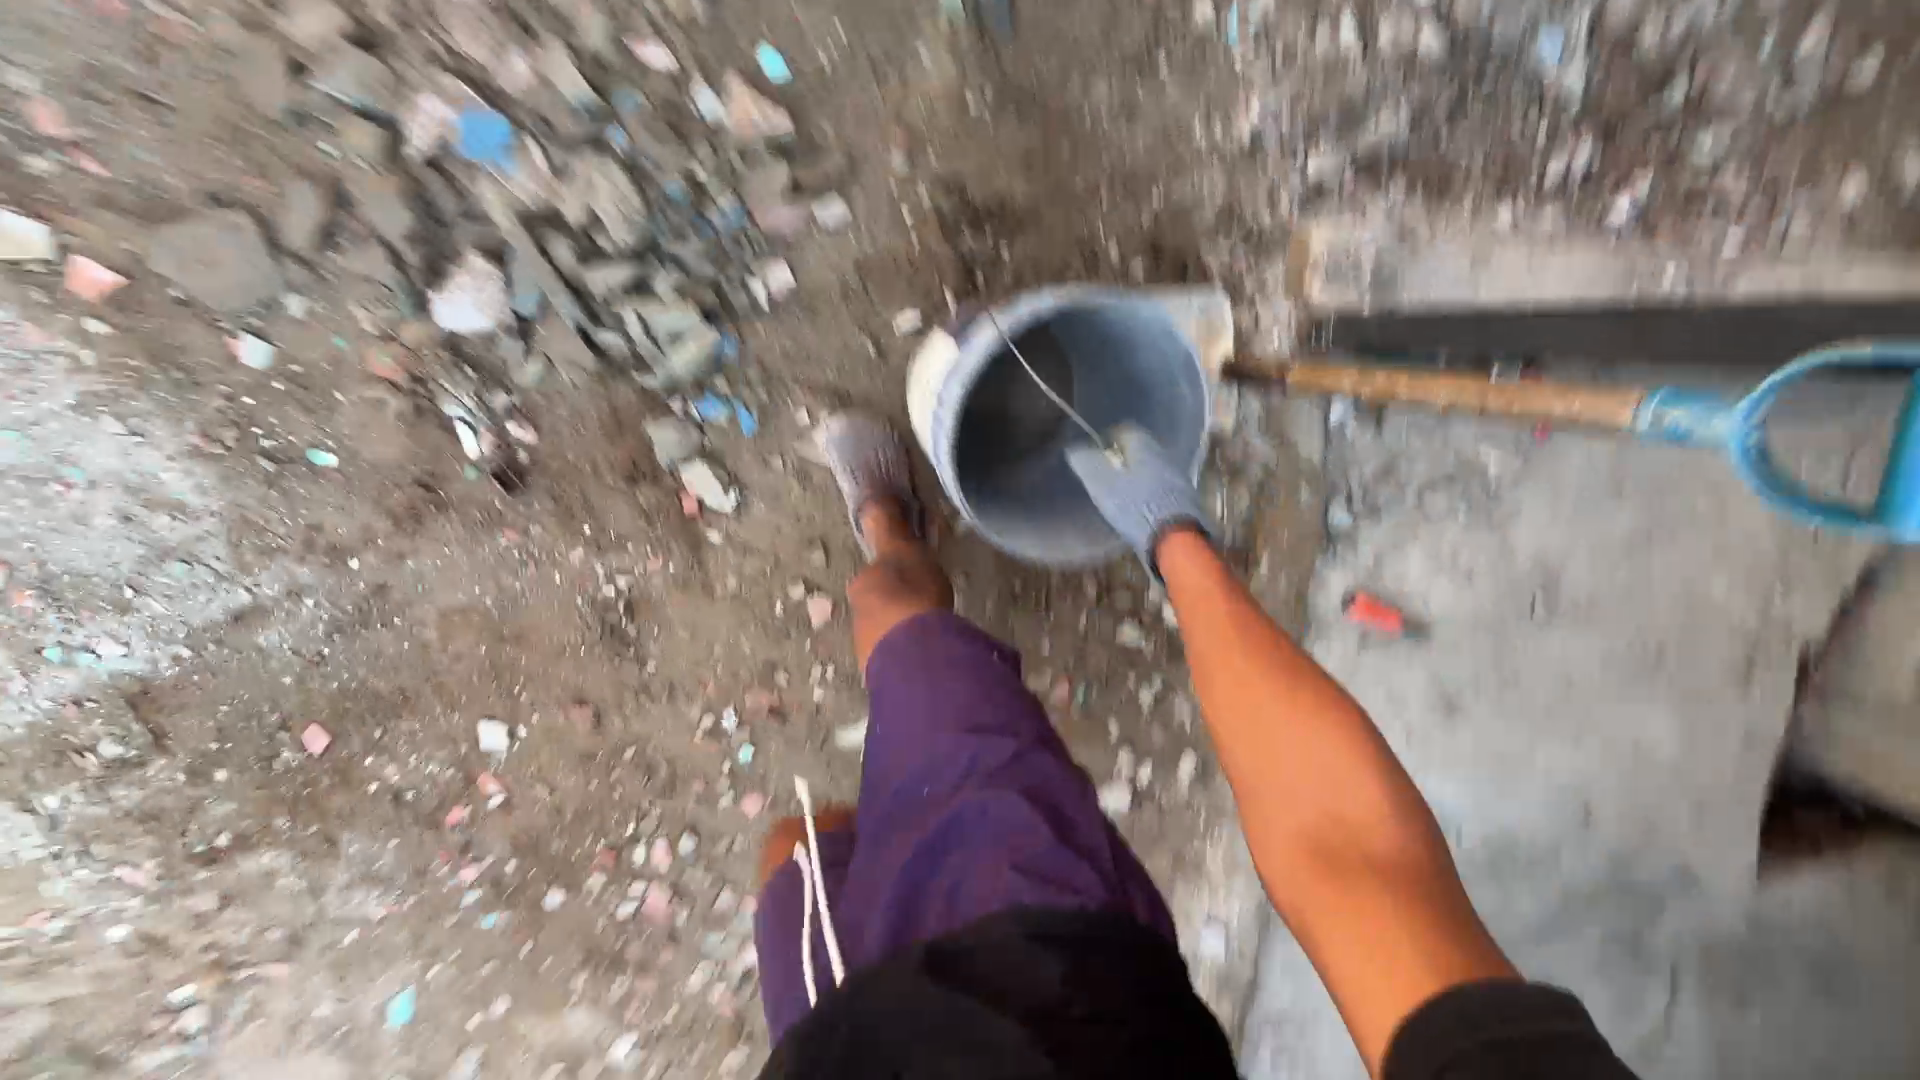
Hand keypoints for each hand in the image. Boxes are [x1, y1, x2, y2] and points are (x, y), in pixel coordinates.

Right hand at [1065, 424, 1209, 567]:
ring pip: (1154, 466)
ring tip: (1124, 490)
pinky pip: (1164, 485)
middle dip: (1125, 456)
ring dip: (1139, 474)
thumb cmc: (1135, 506)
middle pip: (1142, 447)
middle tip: (1108, 471)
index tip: (1096, 451)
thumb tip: (1075, 449)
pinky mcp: (1187, 497)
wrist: (1176, 537)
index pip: (1125, 429)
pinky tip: (1143, 504)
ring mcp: (1179, 475)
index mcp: (1144, 446)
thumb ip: (1087, 463)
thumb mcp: (1102, 484)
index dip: (1108, 438)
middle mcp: (1165, 454)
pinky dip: (1151, 489)